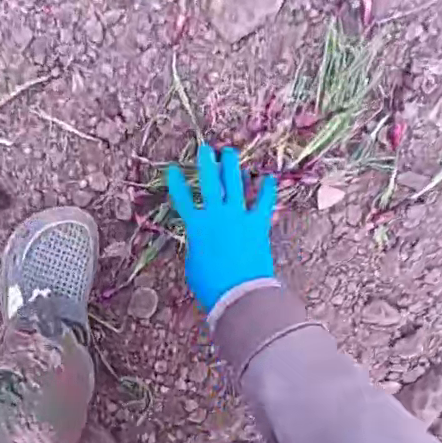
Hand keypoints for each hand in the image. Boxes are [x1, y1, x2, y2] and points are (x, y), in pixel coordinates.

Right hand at [167, 143, 278, 310]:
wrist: (238, 292)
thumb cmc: (211, 285)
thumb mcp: (194, 265)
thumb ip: (196, 248)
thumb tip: (200, 243)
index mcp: (197, 226)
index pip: (183, 199)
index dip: (177, 183)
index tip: (173, 169)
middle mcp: (216, 215)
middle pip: (211, 183)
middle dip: (207, 164)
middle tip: (206, 149)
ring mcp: (238, 217)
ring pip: (235, 185)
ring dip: (232, 167)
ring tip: (230, 153)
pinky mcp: (257, 225)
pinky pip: (263, 203)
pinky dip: (266, 190)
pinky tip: (268, 178)